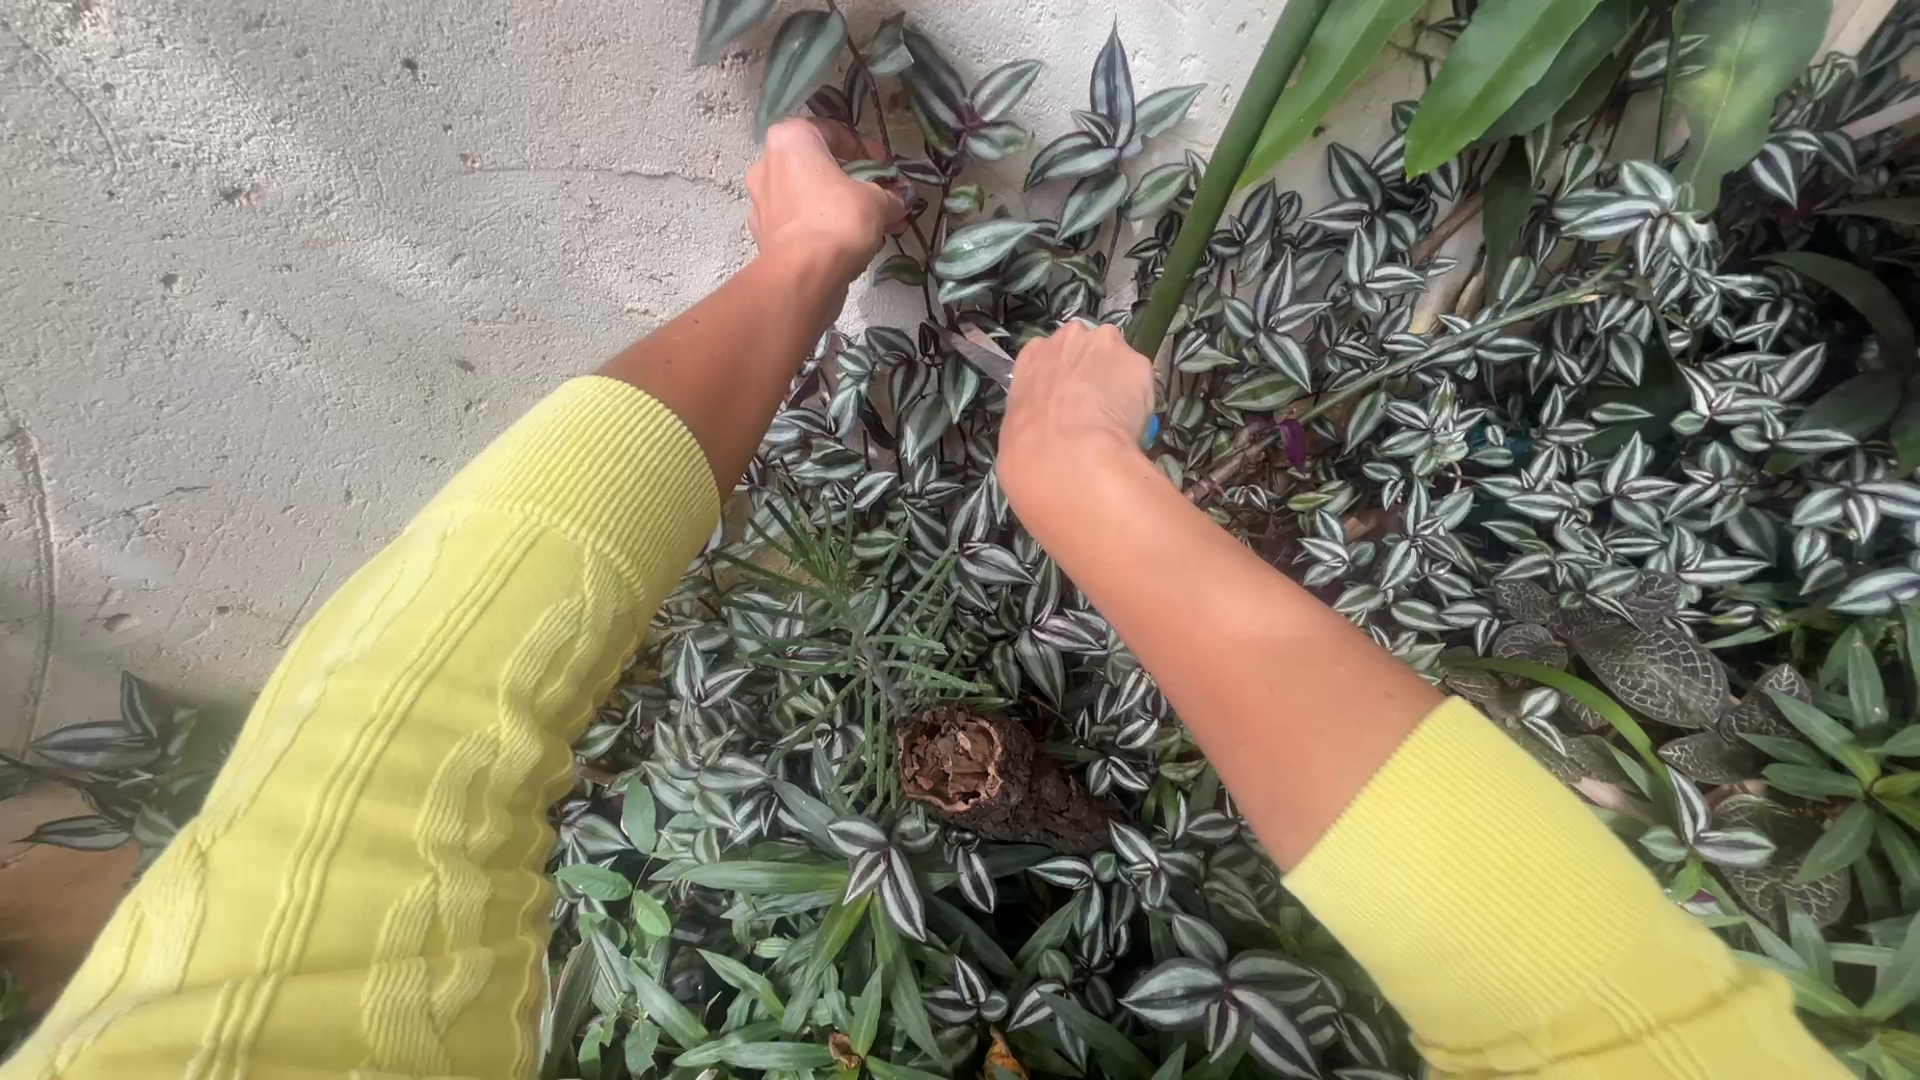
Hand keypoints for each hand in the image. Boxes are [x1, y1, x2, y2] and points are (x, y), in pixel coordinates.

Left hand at [746, 118, 906, 281]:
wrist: (803, 276)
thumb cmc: (837, 221)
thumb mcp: (877, 202)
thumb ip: (891, 196)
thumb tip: (903, 198)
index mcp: (790, 139)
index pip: (834, 132)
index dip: (867, 150)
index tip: (887, 168)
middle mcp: (768, 164)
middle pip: (821, 168)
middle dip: (857, 186)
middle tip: (885, 201)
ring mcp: (762, 202)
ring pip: (811, 198)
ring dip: (843, 210)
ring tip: (875, 228)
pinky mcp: (764, 236)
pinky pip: (802, 224)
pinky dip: (825, 230)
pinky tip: (850, 246)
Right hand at [997, 321, 1155, 507]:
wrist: (1068, 451)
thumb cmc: (1029, 448)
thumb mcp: (1015, 426)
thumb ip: (1035, 410)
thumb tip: (1048, 426)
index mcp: (1033, 355)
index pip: (1051, 356)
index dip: (1062, 379)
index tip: (1068, 400)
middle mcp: (1068, 337)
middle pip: (1087, 349)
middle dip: (1092, 372)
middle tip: (1094, 407)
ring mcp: (1105, 344)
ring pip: (1117, 360)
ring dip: (1118, 382)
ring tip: (1116, 418)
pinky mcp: (1136, 361)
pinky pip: (1140, 382)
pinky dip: (1139, 401)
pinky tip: (1129, 425)